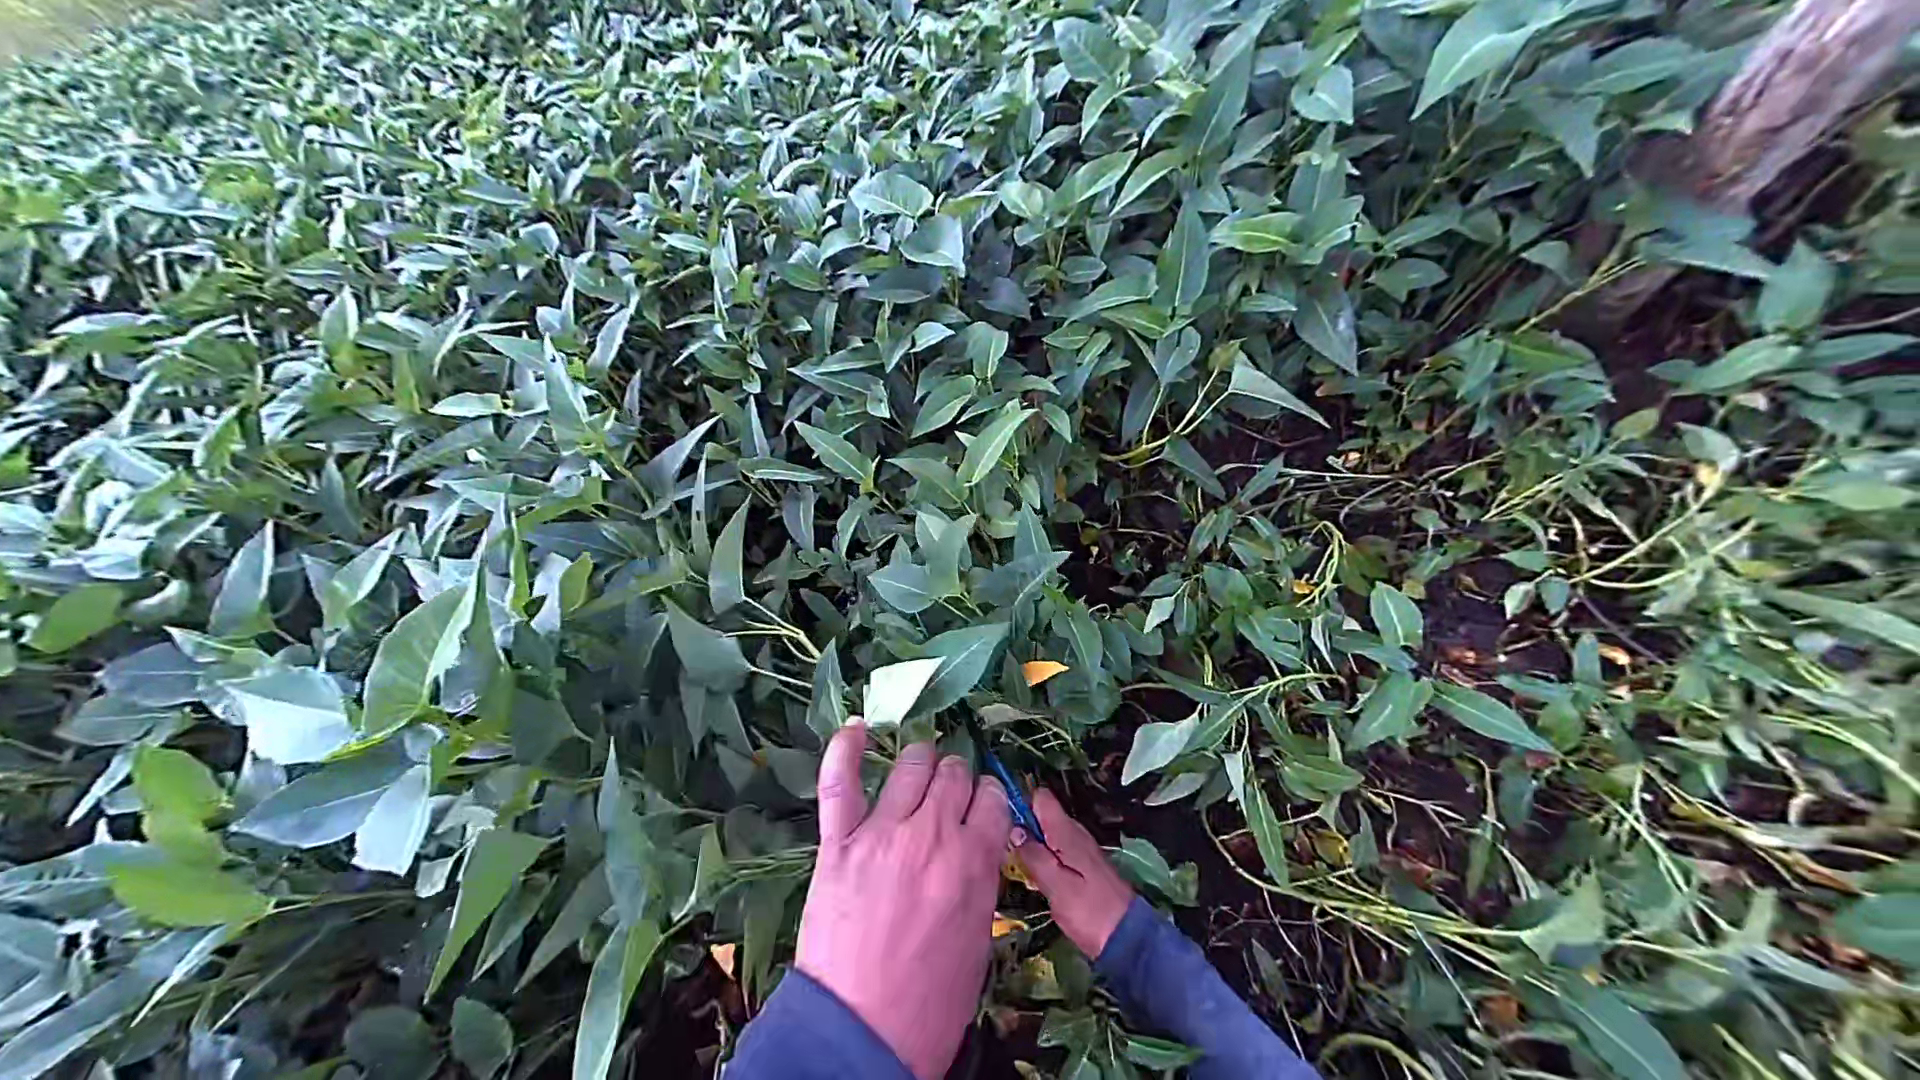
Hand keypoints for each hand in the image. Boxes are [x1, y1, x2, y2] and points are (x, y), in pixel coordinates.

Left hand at [795, 724, 1011, 1079]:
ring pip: (911, 765)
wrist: (859, 1036)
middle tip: (949, 796)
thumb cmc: (929, 1002)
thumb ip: (981, 878)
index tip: (981, 806)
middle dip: (957, 780)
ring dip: (921, 762)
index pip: (993, 797)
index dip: (989, 798)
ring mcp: (882, 834)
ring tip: (918, 770)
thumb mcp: (979, 939)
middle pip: (954, 774)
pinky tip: (857, 728)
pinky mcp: (839, 843)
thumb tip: (979, 842)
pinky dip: (845, 750)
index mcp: (974, 861)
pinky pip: (840, 783)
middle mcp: (932, 835)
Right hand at [1012, 789, 1134, 958]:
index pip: (1041, 797)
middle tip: (1002, 847)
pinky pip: (1057, 850)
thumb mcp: (1056, 886)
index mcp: (1067, 832)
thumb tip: (1014, 830)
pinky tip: (1034, 876)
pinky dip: (1044, 857)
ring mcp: (1081, 849)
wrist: (1129, 939)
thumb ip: (1034, 856)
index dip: (1020, 801)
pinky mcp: (1084, 866)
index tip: (1000, 818)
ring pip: (1048, 833)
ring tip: (1013, 862)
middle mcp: (1075, 833)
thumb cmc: (1089, 912)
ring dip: (1032, 844)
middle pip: (1042, 814)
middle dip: (1022, 825)